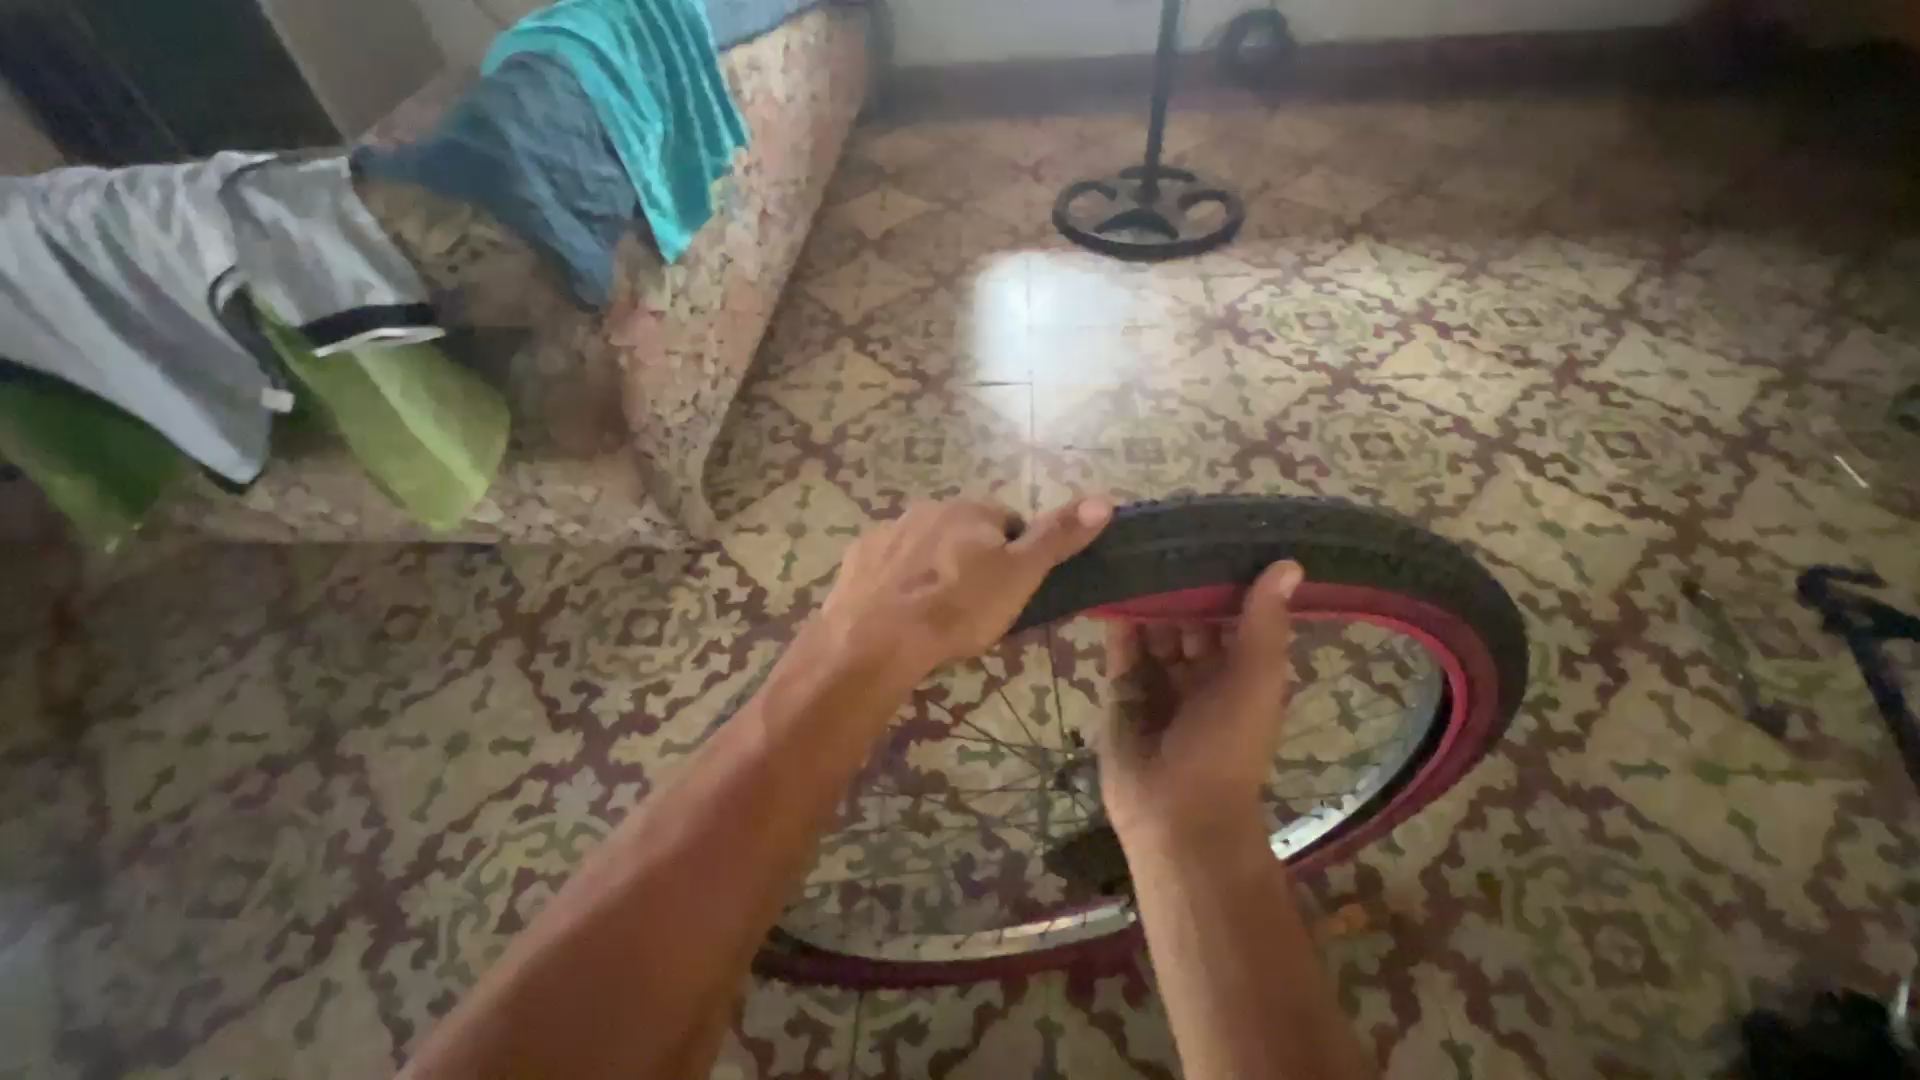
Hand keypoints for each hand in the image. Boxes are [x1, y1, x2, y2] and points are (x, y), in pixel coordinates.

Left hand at [817, 496, 1113, 682]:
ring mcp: (889, 530)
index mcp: (972, 511)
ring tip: (935, 615)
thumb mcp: (1020, 576)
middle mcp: (929, 508)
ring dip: (934, 569)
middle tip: (975, 609)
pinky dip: (898, 581)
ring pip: (925, 546)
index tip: (1012, 592)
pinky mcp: (859, 556)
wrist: (877, 640)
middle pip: (964, 533)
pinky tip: (900, 611)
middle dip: (972, 561)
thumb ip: (1058, 536)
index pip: (1009, 524)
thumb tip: (1106, 499)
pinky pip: (889, 563)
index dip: (1016, 557)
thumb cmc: (958, 608)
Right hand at [1097, 560, 1303, 848]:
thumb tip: (1290, 562)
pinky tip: (1110, 584)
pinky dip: (1117, 622)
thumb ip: (1264, 623)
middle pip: (1188, 618)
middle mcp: (1200, 672)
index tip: (1209, 533)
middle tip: (1161, 532)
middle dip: (1178, 585)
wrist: (1176, 814)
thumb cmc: (1226, 747)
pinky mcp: (1121, 691)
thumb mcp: (1256, 680)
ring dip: (1146, 599)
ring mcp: (1158, 682)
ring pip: (1153, 629)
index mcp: (1240, 671)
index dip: (1223, 579)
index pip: (1232, 614)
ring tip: (1131, 548)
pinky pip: (1120, 649)